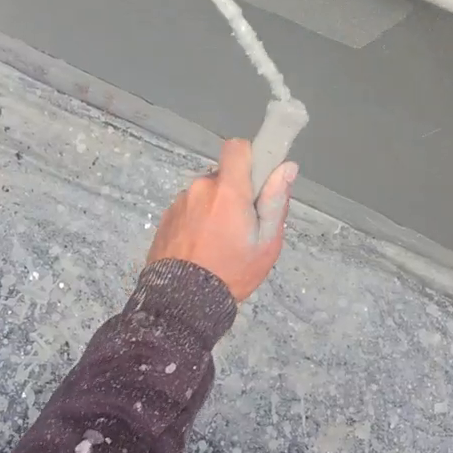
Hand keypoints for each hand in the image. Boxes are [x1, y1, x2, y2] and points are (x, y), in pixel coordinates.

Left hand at [146, 139, 296, 300]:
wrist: (181, 304)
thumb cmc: (231, 272)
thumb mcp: (266, 243)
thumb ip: (276, 201)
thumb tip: (287, 167)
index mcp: (227, 190)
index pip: (237, 148)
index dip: (249, 157)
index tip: (257, 179)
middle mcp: (200, 188)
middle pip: (223, 176)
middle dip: (234, 192)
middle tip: (241, 226)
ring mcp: (179, 202)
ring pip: (205, 194)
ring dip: (213, 208)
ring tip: (218, 243)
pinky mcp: (166, 218)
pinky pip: (189, 209)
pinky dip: (197, 221)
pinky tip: (200, 248)